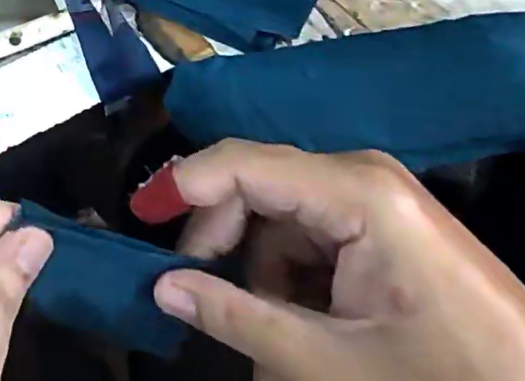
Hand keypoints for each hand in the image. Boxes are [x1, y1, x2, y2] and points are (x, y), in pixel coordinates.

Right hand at [149, 140, 524, 380]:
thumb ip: (238, 317)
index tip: (137, 217)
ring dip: (254, 261)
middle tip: (191, 286)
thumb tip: (161, 286)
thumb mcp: (334, 364)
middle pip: (257, 183)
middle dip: (219, 231)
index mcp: (353, 189)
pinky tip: (295, 319)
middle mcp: (360, 175)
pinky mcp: (387, 226)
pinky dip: (289, 271)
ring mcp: (377, 198)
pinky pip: (312, 232)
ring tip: (254, 323)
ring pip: (280, 212)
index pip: (241, 163)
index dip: (182, 185)